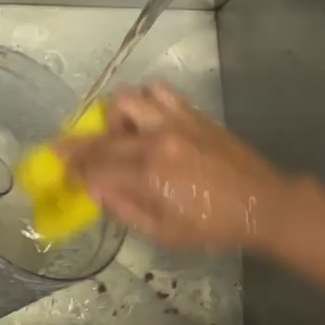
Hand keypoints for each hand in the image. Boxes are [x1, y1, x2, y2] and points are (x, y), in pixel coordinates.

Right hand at [59, 82, 298, 251]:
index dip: (73, 170)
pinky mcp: (191, 113)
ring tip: (118, 135)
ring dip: (113, 118)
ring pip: (126, 101)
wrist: (263, 204)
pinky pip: (158, 92)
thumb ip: (125, 209)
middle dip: (78, 147)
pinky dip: (145, 101)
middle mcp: (158, 142)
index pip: (96, 168)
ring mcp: (175, 122)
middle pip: (103, 138)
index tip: (60, 172)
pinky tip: (145, 119)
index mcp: (150, 176)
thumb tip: (94, 188)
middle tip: (64, 152)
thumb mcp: (164, 232)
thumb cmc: (213, 225)